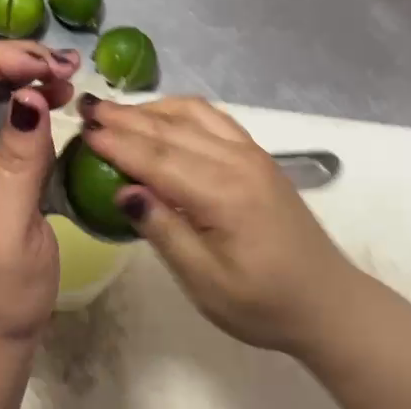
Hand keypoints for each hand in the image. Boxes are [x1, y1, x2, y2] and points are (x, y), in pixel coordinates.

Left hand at [0, 41, 78, 367]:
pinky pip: (9, 118)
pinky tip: (64, 99)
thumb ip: (17, 161)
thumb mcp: (7, 229)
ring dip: (31, 79)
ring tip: (71, 77)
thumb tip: (32, 97)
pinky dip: (37, 103)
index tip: (43, 65)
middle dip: (18, 64)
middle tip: (68, 68)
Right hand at [77, 95, 361, 355]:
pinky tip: (161, 116)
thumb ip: (164, 231)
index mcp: (224, 194)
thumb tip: (125, 191)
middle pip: (171, 129)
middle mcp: (238, 161)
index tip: (83, 129)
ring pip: (192, 115)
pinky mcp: (257, 154)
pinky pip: (213, 119)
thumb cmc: (262, 302)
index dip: (118, 143)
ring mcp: (250, 153)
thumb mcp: (206, 282)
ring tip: (115, 111)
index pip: (159, 158)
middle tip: (87, 106)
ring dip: (151, 109)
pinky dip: (181, 111)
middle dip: (126, 117)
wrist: (326, 300)